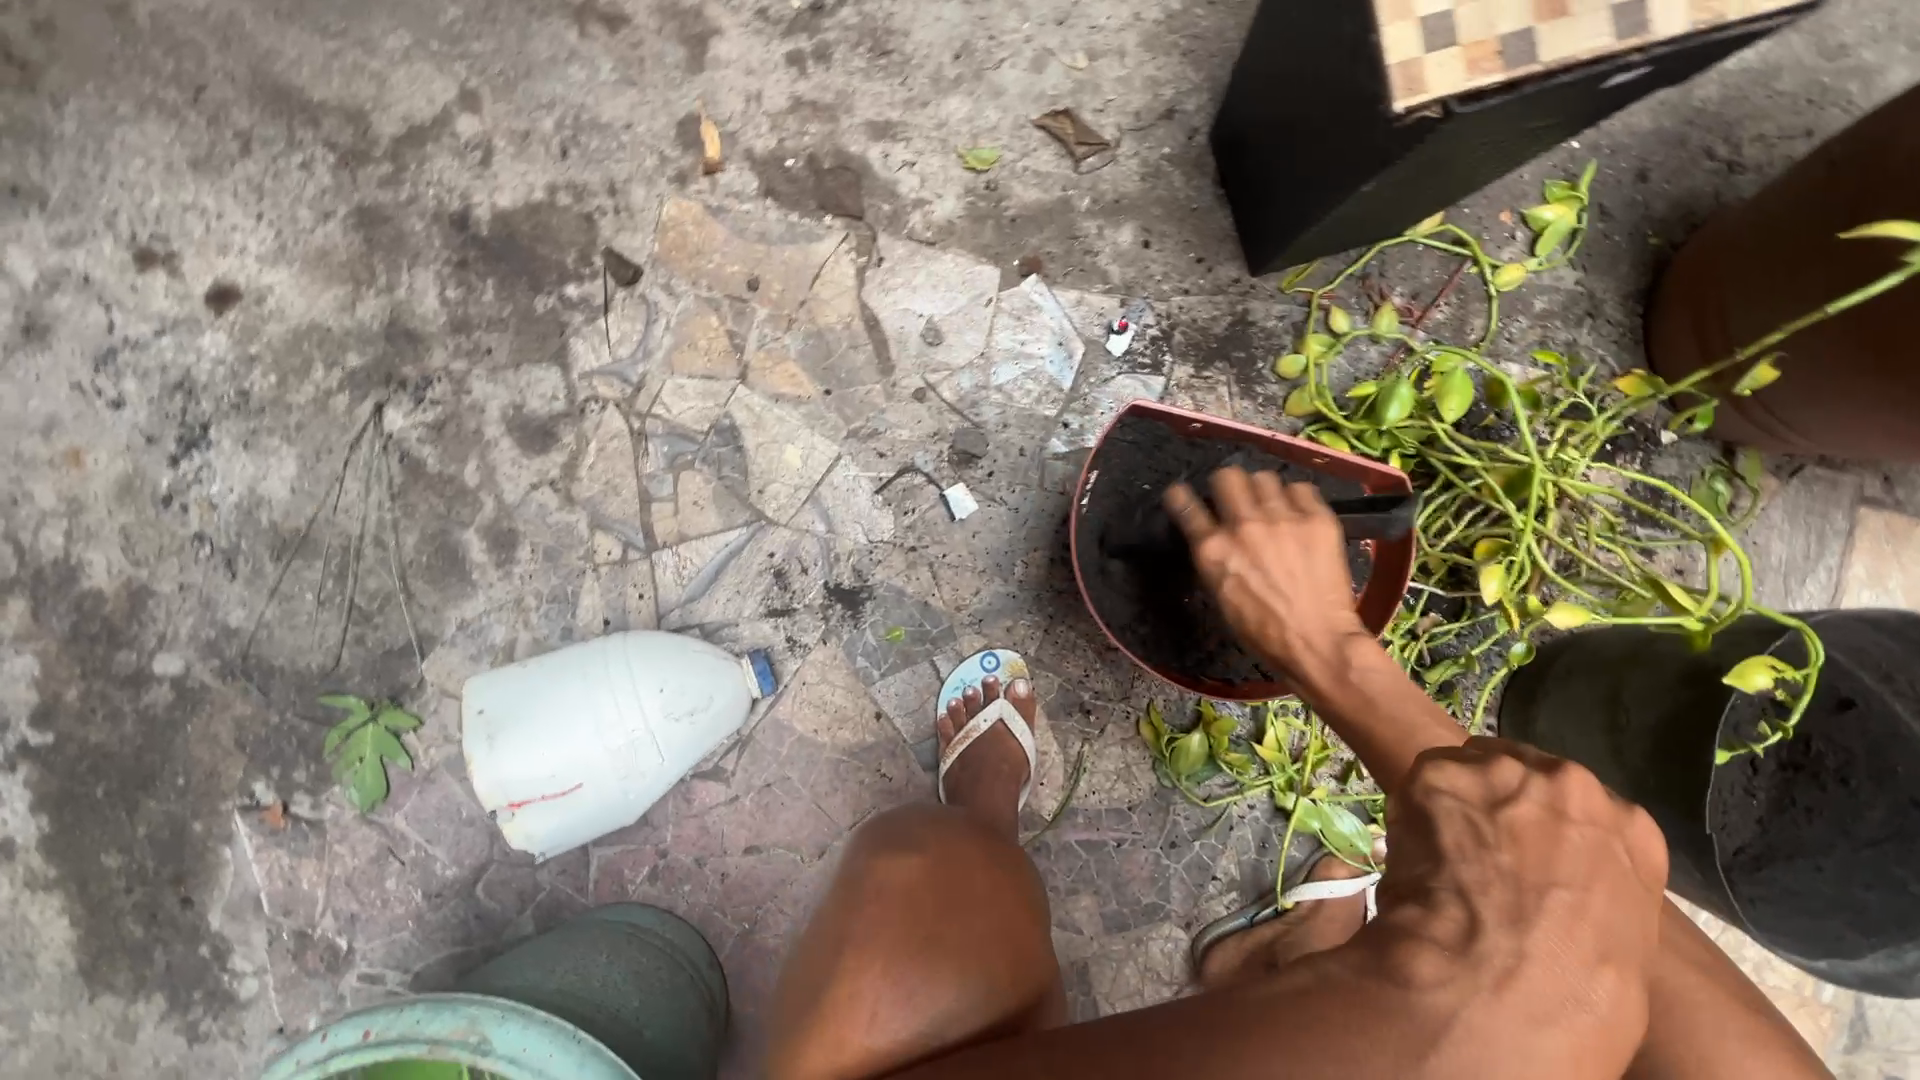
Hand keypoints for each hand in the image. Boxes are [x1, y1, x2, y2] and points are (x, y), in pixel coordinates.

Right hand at [1163, 467, 1368, 680]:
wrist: (1316, 640)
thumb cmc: (1261, 630)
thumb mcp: (1220, 595)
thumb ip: (1213, 558)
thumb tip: (1213, 536)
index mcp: (1213, 549)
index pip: (1185, 504)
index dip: (1180, 496)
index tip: (1182, 495)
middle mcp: (1243, 525)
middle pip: (1228, 476)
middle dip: (1227, 485)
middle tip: (1236, 498)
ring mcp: (1283, 518)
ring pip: (1264, 477)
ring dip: (1263, 490)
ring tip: (1271, 506)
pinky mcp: (1317, 519)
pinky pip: (1302, 489)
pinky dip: (1296, 499)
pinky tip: (1298, 515)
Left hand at [1372, 736, 1670, 1079]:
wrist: (1503, 983)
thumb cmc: (1575, 990)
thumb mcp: (1622, 940)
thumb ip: (1594, 889)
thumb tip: (1558, 889)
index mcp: (1631, 828)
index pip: (1576, 804)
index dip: (1539, 823)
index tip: (1518, 845)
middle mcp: (1571, 784)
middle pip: (1519, 772)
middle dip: (1494, 800)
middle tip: (1470, 842)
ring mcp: (1503, 773)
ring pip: (1465, 770)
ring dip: (1451, 801)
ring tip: (1438, 851)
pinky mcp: (1440, 774)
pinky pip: (1418, 784)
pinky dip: (1409, 812)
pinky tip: (1413, 852)